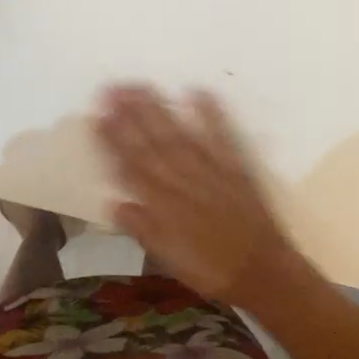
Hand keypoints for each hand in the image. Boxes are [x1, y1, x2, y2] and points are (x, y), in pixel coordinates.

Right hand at [94, 85, 301, 308]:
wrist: (262, 273)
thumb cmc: (209, 270)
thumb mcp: (168, 257)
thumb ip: (142, 229)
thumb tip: (113, 203)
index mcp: (162, 205)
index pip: (130, 167)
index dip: (110, 141)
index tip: (95, 116)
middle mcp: (183, 182)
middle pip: (151, 144)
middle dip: (129, 114)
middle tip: (111, 87)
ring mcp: (211, 172)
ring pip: (179, 136)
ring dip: (159, 109)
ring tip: (141, 84)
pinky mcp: (236, 168)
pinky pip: (221, 138)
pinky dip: (210, 114)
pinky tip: (198, 91)